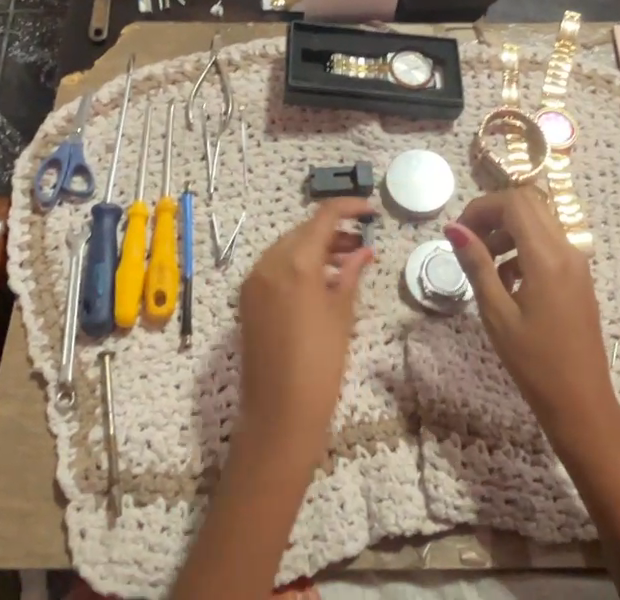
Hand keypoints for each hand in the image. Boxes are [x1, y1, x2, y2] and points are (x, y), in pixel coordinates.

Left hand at [236, 197, 375, 454]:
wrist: (279, 412)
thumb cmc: (321, 363)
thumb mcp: (343, 315)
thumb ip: (351, 274)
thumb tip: (364, 251)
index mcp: (296, 262)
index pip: (323, 216)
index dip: (349, 207)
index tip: (371, 210)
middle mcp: (269, 263)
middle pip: (303, 231)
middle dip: (333, 232)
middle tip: (362, 244)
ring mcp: (254, 281)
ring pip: (288, 248)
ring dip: (316, 249)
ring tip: (348, 262)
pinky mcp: (247, 300)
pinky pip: (275, 268)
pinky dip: (298, 266)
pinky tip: (321, 282)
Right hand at [447, 189, 619, 449]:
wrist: (581, 400)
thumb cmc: (534, 362)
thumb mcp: (496, 313)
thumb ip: (476, 264)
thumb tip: (453, 229)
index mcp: (547, 257)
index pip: (515, 203)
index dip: (481, 207)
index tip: (457, 231)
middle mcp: (567, 251)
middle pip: (529, 204)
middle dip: (493, 214)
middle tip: (467, 241)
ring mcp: (577, 263)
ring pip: (539, 223)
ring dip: (507, 230)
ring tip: (483, 263)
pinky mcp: (578, 277)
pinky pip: (549, 244)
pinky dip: (523, 248)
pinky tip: (506, 280)